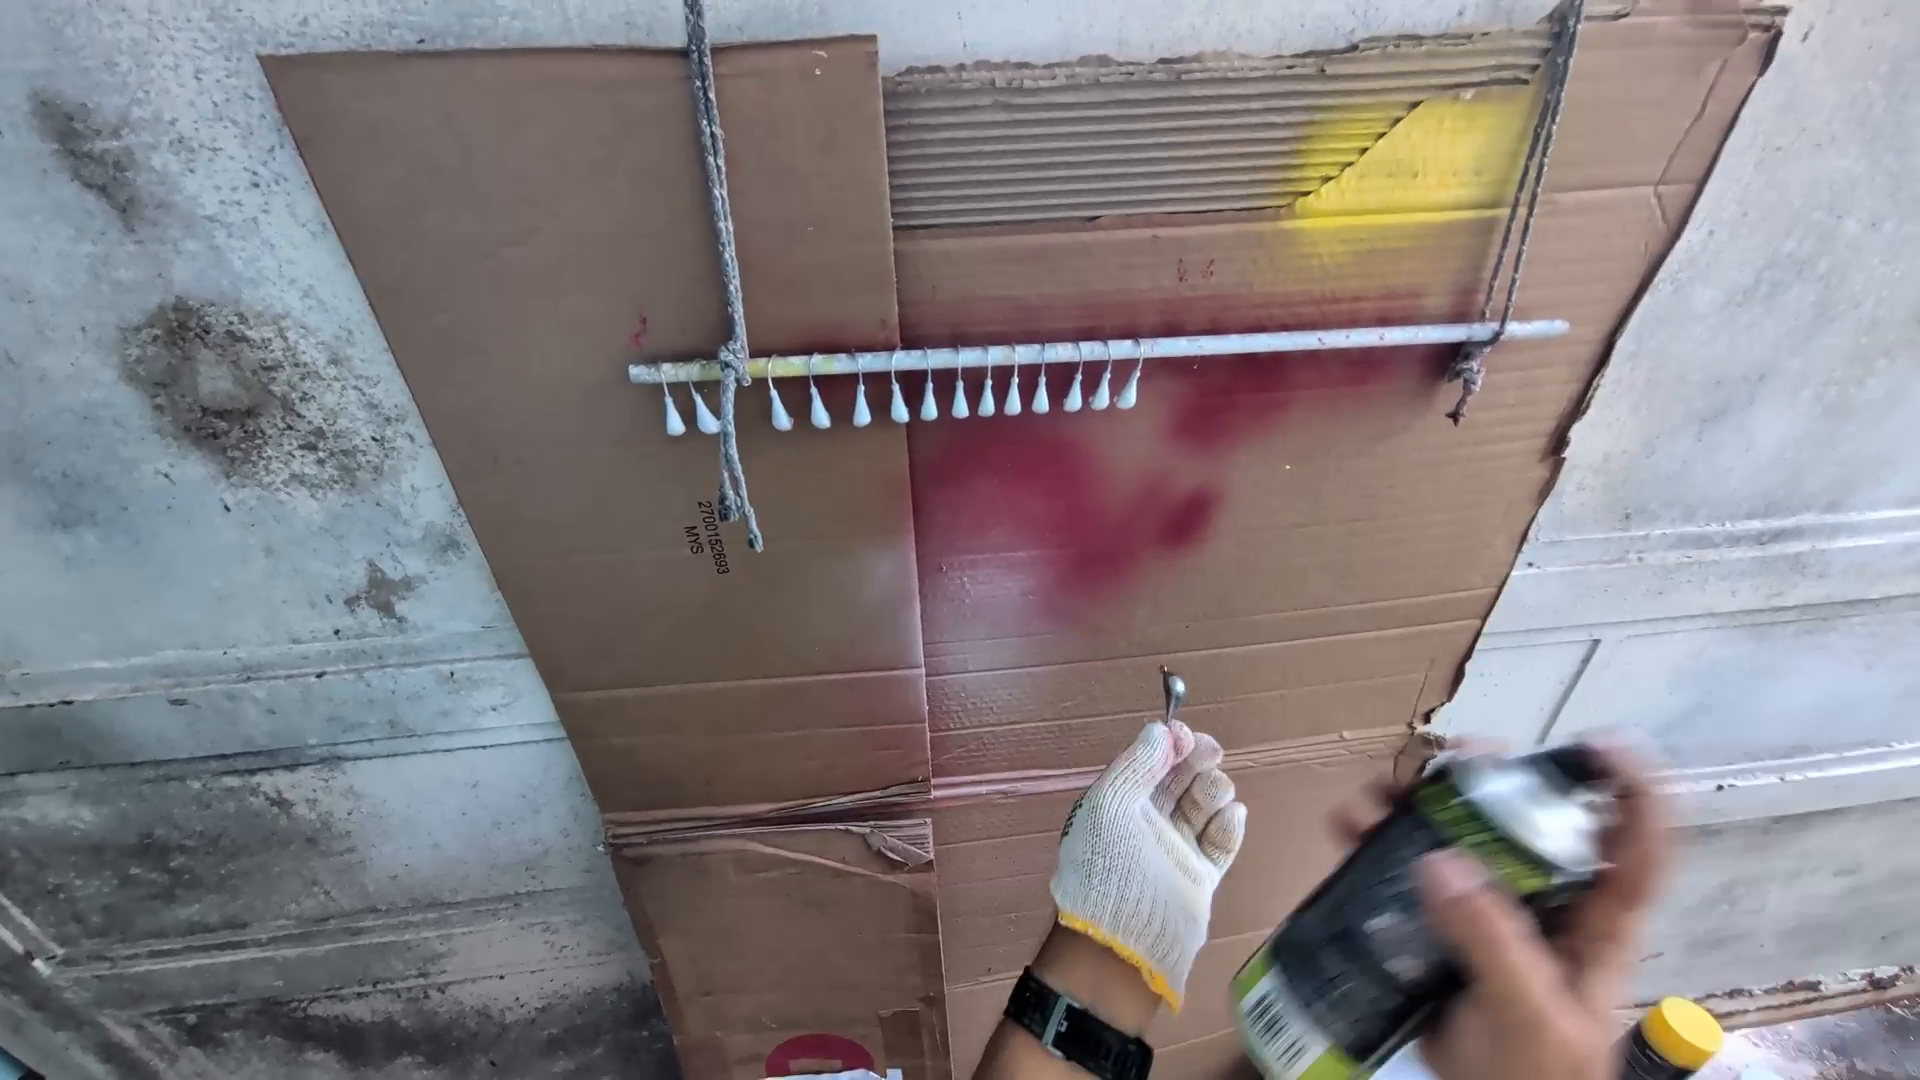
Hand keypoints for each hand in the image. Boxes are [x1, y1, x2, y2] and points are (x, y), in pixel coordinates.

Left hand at [1050, 719, 1246, 1009]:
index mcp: (1117, 802)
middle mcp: (1145, 822)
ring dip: (1212, 790)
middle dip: (1195, 760)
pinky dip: (1228, 826)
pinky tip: (1232, 814)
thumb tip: (1159, 730)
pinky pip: (1219, 843)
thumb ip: (1135, 765)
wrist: (1123, 941)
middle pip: (1178, 780)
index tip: (1183, 732)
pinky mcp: (1199, 876)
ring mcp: (1173, 849)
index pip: (1147, 763)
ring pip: (1201, 806)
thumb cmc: (1107, 865)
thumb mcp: (1110, 804)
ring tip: (1216, 791)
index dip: (1166, 744)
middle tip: (1210, 751)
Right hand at [1333, 746, 1667, 1079]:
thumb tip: (1438, 862)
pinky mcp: (1430, 916)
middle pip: (1524, 820)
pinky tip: (1347, 827)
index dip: (1631, 795)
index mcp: (1592, 927)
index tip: (1602, 745)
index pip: (1633, 854)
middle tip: (1450, 760)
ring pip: (1454, 830)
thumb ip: (1493, 946)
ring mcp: (1481, 905)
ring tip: (1379, 794)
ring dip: (1416, 800)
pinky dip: (1373, 834)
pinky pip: (1401, 860)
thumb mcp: (1529, 1019)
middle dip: (1488, 778)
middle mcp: (1537, 901)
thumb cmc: (1531, 1076)